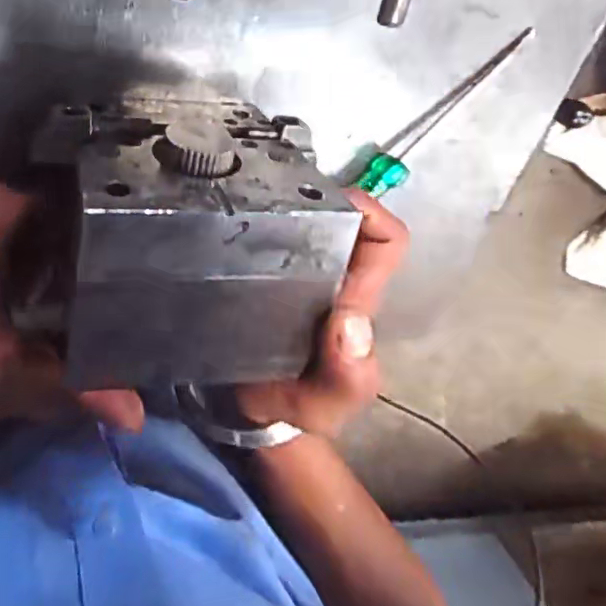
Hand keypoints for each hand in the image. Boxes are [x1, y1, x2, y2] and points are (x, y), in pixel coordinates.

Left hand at [0, 181, 144, 437]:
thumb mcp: (35, 390)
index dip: (33, 199)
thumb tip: (136, 413)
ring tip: (74, 213)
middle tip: (83, 205)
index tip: (78, 200)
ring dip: (29, 203)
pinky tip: (55, 232)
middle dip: (37, 195)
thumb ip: (80, 392)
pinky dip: (21, 216)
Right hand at [235, 190, 407, 437]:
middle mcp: (331, 274)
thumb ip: (345, 381)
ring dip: (275, 203)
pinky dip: (249, 218)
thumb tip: (351, 325)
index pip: (385, 240)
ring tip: (236, 198)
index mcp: (355, 297)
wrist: (244, 411)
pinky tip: (220, 218)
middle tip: (263, 194)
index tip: (326, 201)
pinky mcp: (258, 268)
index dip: (369, 214)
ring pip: (298, 218)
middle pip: (339, 217)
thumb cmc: (293, 402)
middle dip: (311, 197)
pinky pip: (261, 231)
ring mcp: (294, 269)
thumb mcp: (323, 405)